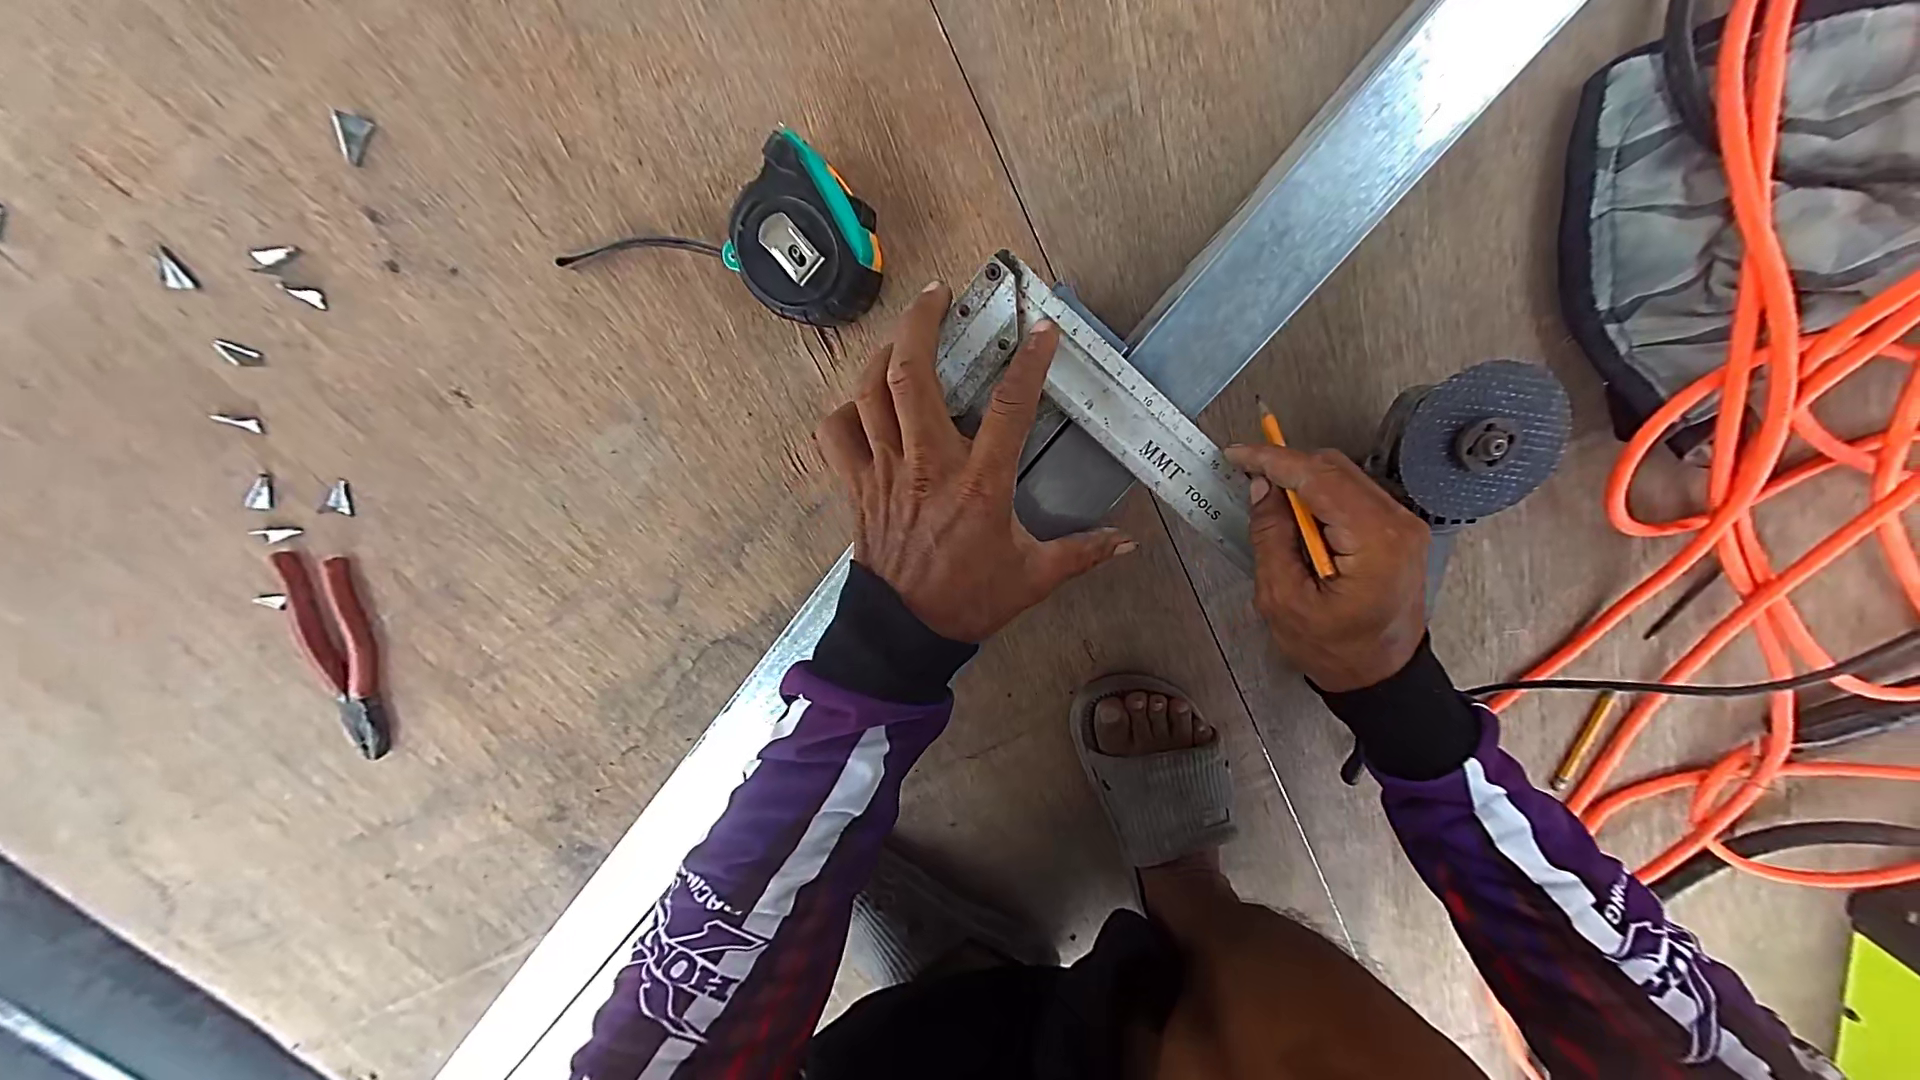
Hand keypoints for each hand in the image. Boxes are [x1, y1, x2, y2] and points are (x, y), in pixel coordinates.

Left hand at [815, 281, 1134, 641]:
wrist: (903, 634)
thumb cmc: (967, 601)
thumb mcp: (1032, 578)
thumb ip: (1080, 553)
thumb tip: (1127, 542)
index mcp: (978, 484)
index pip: (1008, 408)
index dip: (1028, 363)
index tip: (1042, 330)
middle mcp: (927, 465)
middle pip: (913, 375)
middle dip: (922, 323)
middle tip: (938, 294)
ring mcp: (885, 472)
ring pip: (870, 393)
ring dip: (882, 354)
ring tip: (900, 335)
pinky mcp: (857, 486)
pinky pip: (837, 434)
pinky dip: (844, 410)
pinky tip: (861, 402)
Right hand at [1223, 444, 1429, 691]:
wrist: (1378, 674)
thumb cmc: (1333, 647)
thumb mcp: (1283, 597)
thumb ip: (1271, 537)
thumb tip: (1262, 489)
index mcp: (1373, 542)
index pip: (1318, 479)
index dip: (1273, 460)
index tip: (1237, 455)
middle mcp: (1396, 524)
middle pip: (1332, 467)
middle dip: (1283, 464)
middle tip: (1243, 472)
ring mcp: (1400, 524)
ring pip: (1341, 474)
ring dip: (1298, 477)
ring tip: (1263, 493)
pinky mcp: (1394, 528)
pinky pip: (1350, 492)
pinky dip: (1315, 491)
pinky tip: (1291, 508)